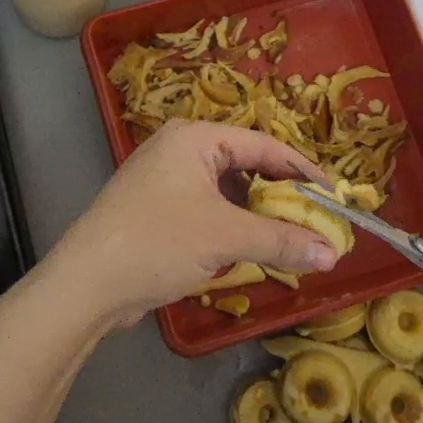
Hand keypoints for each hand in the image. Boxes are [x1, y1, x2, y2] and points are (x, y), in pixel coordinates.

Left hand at [43, 120, 340, 326]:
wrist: (87, 284)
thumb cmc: (157, 242)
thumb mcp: (226, 238)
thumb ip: (281, 241)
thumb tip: (333, 254)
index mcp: (194, 139)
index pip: (263, 146)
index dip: (303, 172)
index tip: (335, 197)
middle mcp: (178, 151)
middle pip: (245, 167)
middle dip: (281, 197)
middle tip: (317, 222)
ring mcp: (164, 182)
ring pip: (227, 193)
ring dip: (258, 216)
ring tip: (292, 240)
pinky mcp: (157, 212)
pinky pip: (208, 212)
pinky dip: (233, 228)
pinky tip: (253, 251)